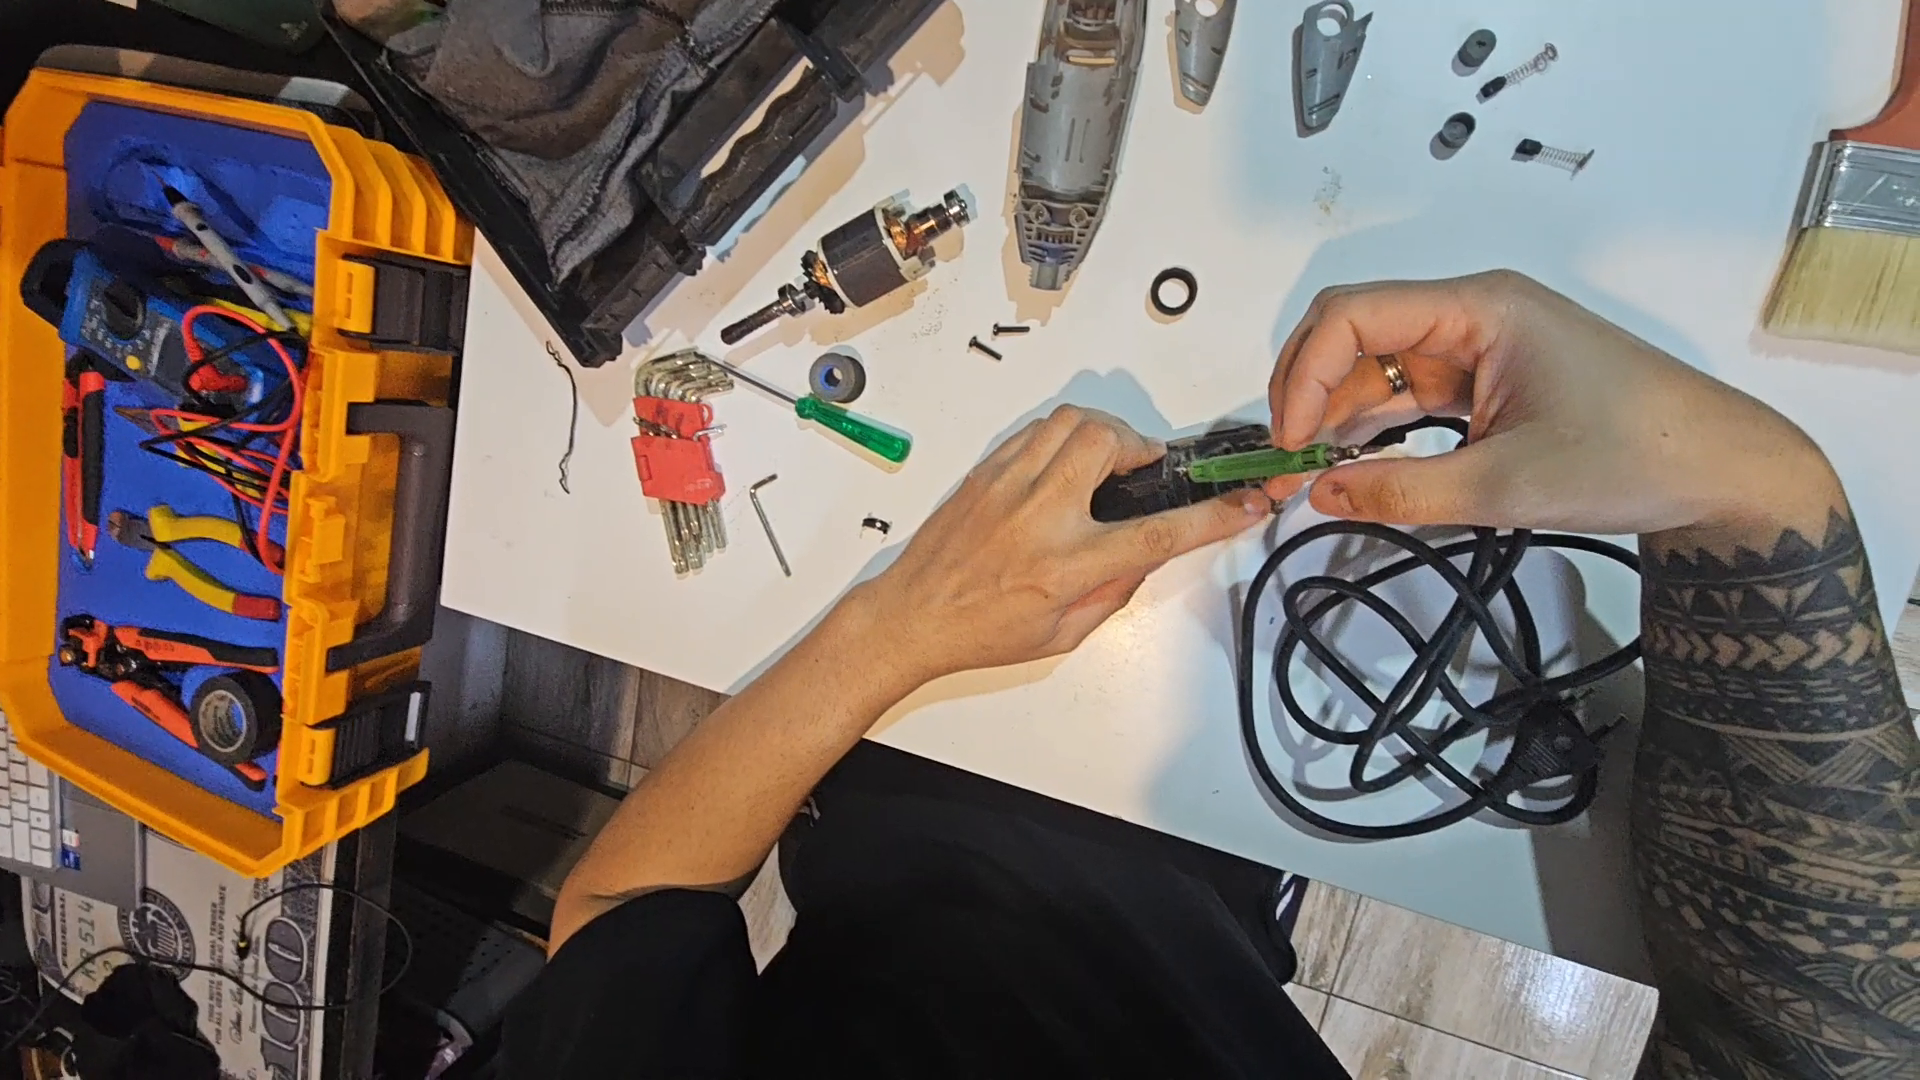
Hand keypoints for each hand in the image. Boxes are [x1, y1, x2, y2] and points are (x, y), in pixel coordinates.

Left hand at [857, 406, 1270, 680]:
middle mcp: (1039, 515)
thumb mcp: (1062, 634)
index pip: (1157, 534)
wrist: (912, 615)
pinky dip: (1062, 434)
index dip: (1211, 517)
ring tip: (1107, 459)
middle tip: (1144, 467)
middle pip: (1109, 443)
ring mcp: (1008, 486)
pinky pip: (1035, 430)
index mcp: (1065, 565)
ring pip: (1071, 422)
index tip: (1243, 503)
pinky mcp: (986, 472)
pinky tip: (1064, 461)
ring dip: (1103, 432)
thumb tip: (1144, 556)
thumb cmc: (979, 631)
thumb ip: (1112, 591)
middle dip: (1141, 446)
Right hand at [1264, 271, 1839, 538]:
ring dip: (1327, 412)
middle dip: (1304, 386)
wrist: (1724, 475)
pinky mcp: (1472, 380)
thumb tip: (1316, 495)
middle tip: (1287, 450)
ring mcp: (1469, 347)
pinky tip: (1343, 459)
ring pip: (1366, 365)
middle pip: (1349, 330)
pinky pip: (1395, 393)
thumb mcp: (1502, 485)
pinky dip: (1361, 426)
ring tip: (1305, 467)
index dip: (1305, 374)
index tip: (1292, 440)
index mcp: (1479, 309)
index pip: (1353, 316)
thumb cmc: (1631, 460)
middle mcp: (1466, 315)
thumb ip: (1397, 491)